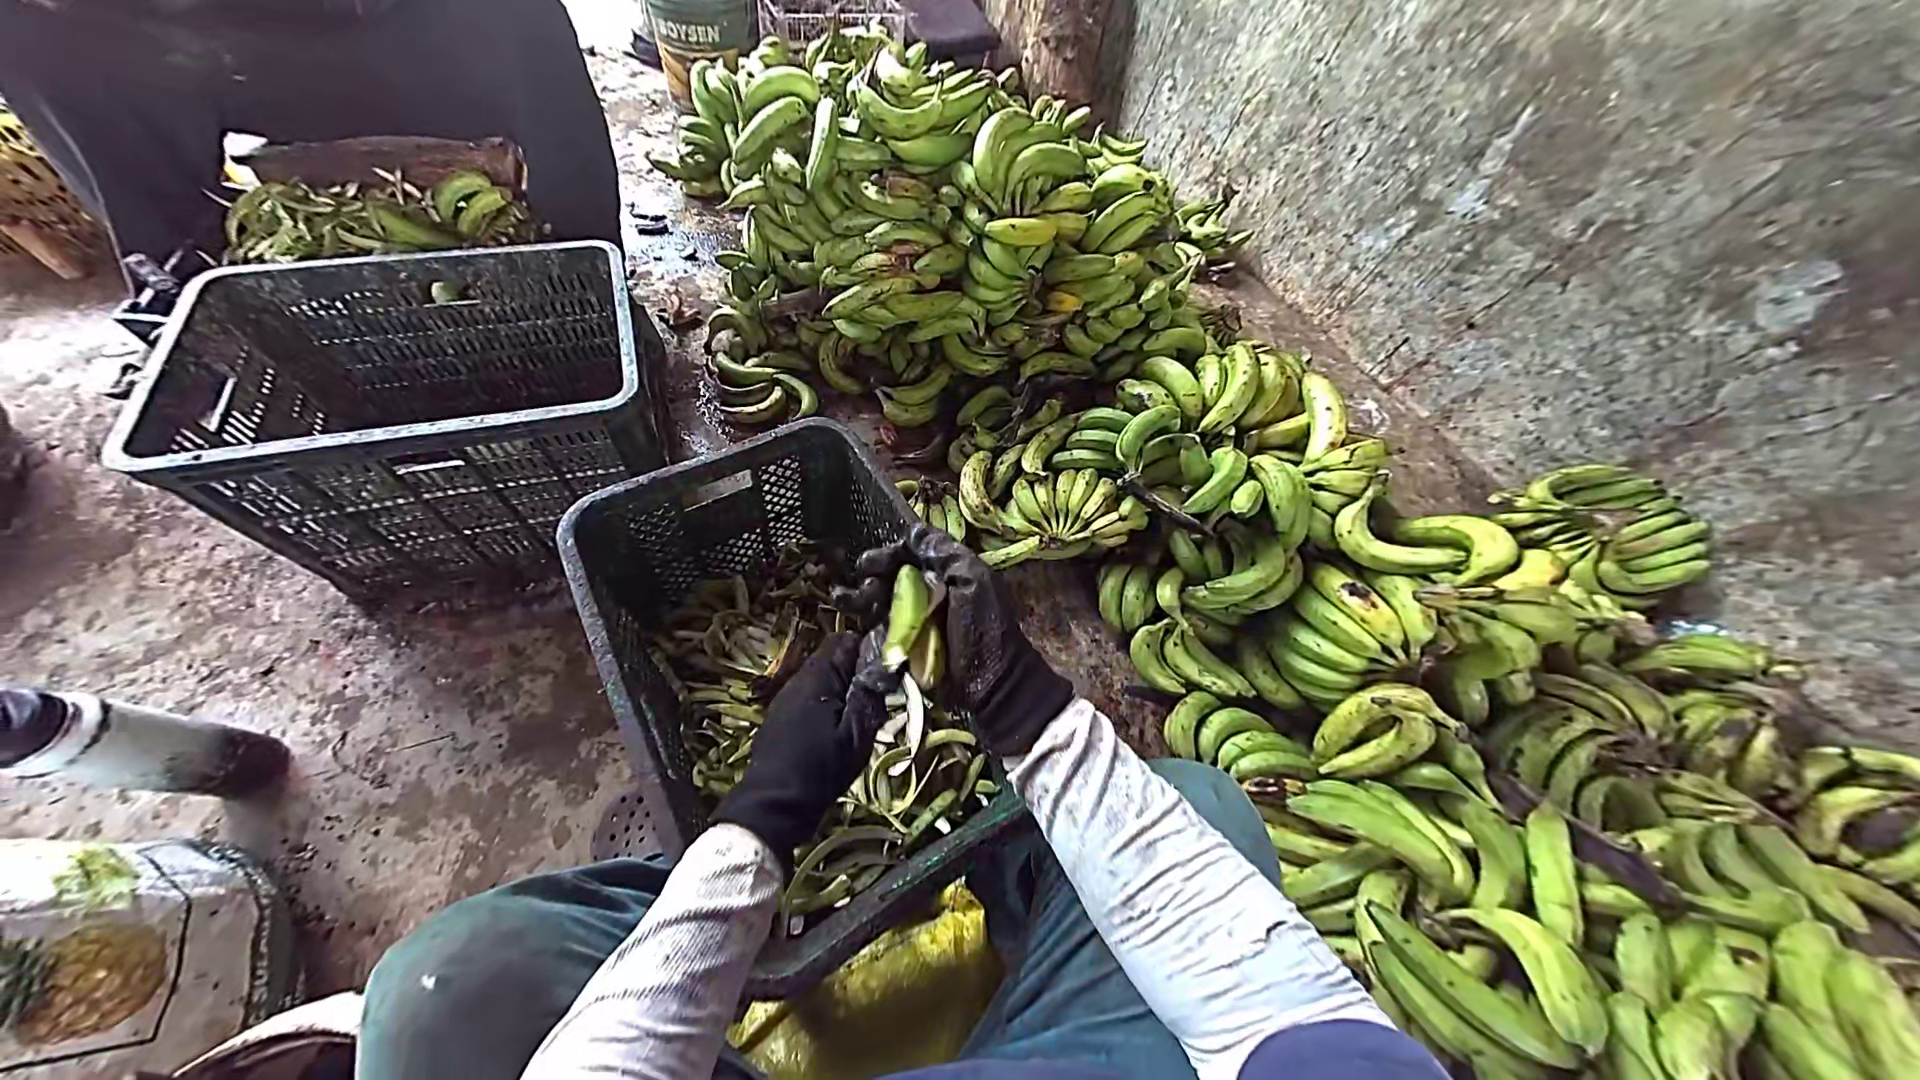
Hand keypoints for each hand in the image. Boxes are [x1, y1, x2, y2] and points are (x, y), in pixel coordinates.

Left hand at [712, 632, 887, 866]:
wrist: (773, 807)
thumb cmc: (819, 770)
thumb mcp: (856, 735)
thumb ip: (869, 695)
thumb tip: (884, 665)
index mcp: (818, 677)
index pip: (846, 640)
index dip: (870, 649)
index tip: (887, 672)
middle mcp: (799, 679)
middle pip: (834, 657)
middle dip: (858, 671)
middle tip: (877, 696)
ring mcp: (787, 696)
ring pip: (823, 677)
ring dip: (843, 688)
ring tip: (859, 715)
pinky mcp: (782, 715)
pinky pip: (810, 695)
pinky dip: (827, 702)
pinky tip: (836, 728)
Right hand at [844, 524, 1073, 755]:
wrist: (990, 687)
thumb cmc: (985, 630)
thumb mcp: (972, 582)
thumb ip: (945, 554)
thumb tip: (914, 530)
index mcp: (948, 573)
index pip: (912, 553)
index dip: (890, 554)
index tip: (871, 563)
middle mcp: (930, 592)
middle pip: (892, 575)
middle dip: (872, 575)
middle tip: (862, 585)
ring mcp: (917, 620)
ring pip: (881, 600)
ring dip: (862, 597)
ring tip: (847, 601)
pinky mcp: (906, 647)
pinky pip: (880, 628)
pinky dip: (866, 622)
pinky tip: (854, 620)